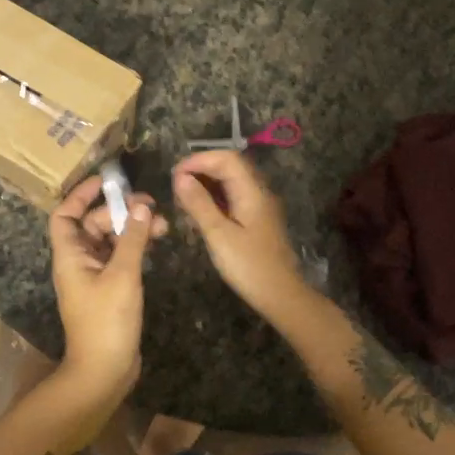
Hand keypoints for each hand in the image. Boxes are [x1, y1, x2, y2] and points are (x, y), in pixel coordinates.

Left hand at [48, 174, 166, 394]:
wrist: (104, 371)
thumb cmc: (106, 321)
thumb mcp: (122, 276)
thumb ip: (133, 239)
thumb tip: (141, 207)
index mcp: (70, 256)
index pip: (65, 215)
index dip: (81, 195)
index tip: (105, 181)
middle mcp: (78, 263)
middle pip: (93, 225)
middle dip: (119, 211)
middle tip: (150, 206)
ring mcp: (94, 278)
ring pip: (111, 241)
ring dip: (132, 229)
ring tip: (162, 224)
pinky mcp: (110, 291)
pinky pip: (119, 258)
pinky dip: (135, 247)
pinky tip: (155, 243)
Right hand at [172, 151, 310, 317]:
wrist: (280, 296)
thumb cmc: (249, 266)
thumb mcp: (219, 235)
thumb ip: (199, 204)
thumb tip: (180, 178)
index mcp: (251, 192)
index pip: (226, 159)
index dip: (198, 160)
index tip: (174, 175)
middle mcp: (257, 193)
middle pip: (229, 167)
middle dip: (200, 171)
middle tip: (176, 188)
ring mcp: (258, 207)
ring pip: (230, 183)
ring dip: (206, 185)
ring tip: (183, 200)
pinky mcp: (255, 221)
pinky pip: (232, 199)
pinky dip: (214, 200)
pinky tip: (199, 214)